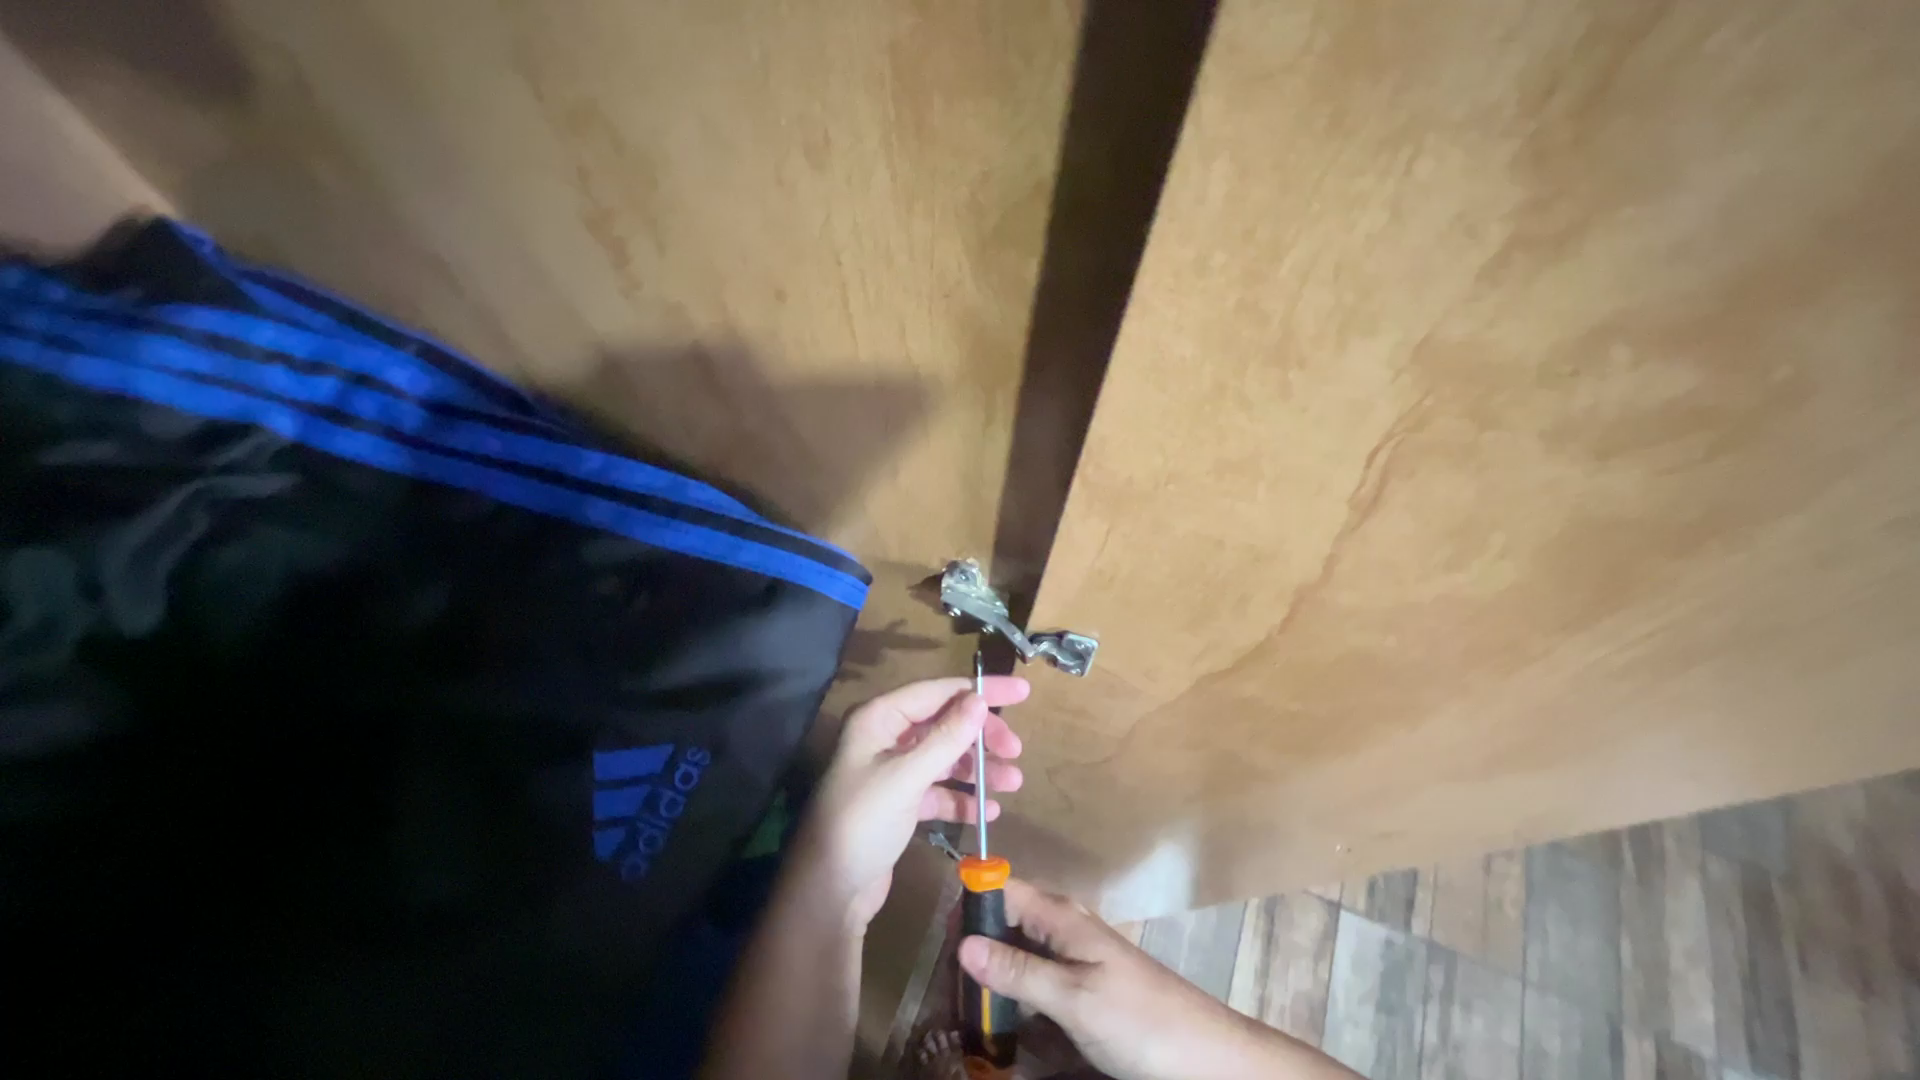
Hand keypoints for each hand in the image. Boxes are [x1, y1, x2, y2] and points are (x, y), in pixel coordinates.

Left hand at [797, 676, 1028, 927]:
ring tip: (1012, 782)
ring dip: (978, 769)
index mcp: (879, 719)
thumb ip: (946, 738)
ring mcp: (893, 771)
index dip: (981, 691)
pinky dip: (963, 799)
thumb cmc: (862, 823)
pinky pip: (940, 790)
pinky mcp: (900, 803)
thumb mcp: (906, 778)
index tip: (1022, 692)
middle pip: (945, 724)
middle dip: (981, 737)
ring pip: (946, 758)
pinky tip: (987, 812)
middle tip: (1016, 751)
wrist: (829, 891)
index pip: (938, 692)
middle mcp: (885, 738)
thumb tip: (980, 701)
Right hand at [959, 880, 1345, 1079]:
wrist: (1206, 1057)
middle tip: (948, 994)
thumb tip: (962, 944)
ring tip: (965, 1014)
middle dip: (974, 951)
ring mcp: (1073, 957)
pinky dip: (1014, 998)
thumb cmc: (1140, 1020)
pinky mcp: (1081, 987)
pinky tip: (1001, 1026)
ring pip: (1017, 954)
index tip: (940, 946)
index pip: (1001, 888)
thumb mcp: (1074, 999)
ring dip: (992, 979)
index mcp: (1061, 915)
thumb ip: (1018, 971)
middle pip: (1004, 921)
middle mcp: (1064, 926)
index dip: (969, 906)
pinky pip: (1035, 981)